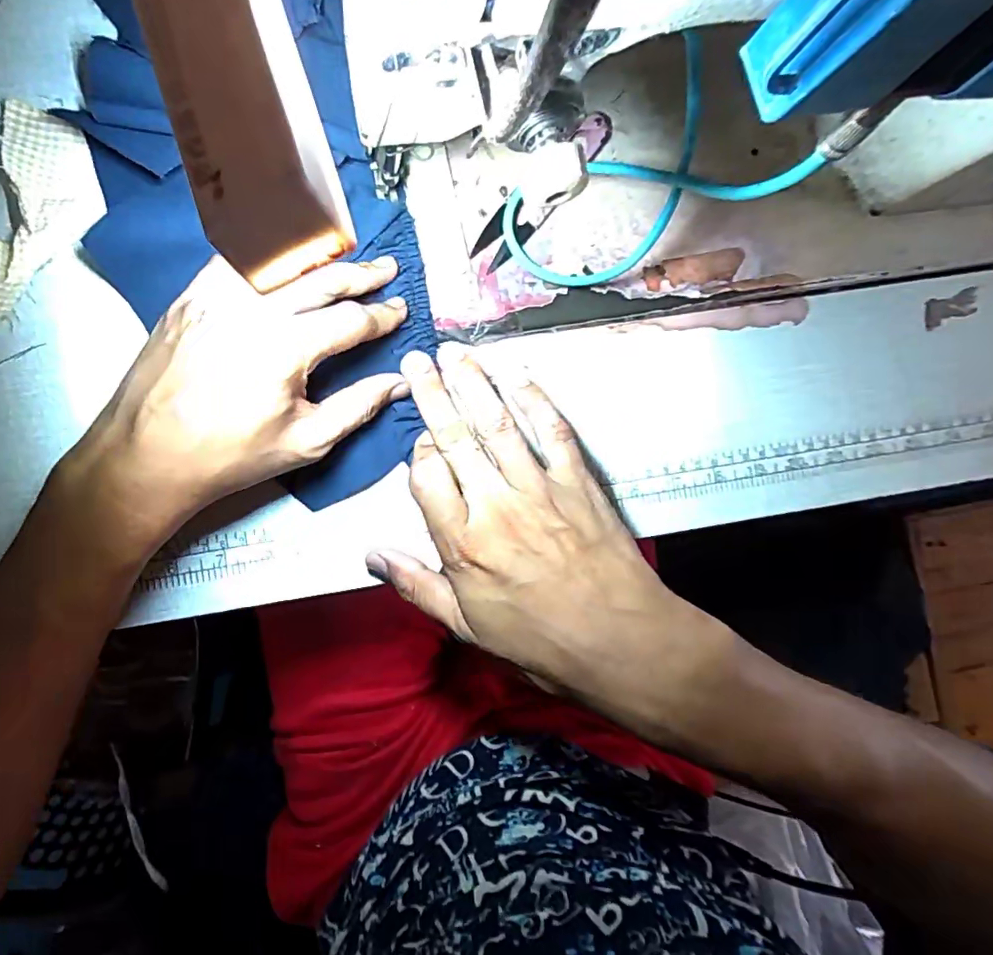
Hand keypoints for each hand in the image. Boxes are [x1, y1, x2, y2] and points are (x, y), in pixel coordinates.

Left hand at [50, 255, 409, 566]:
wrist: (146, 456)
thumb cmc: (228, 456)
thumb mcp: (305, 442)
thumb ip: (358, 406)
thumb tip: (397, 382)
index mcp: (283, 349)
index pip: (349, 319)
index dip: (382, 316)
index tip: (401, 312)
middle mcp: (249, 312)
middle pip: (320, 278)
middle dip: (361, 273)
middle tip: (387, 269)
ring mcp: (214, 299)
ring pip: (279, 262)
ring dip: (318, 259)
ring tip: (344, 258)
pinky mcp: (189, 298)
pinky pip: (236, 262)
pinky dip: (267, 258)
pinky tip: (284, 262)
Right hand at [369, 344, 735, 731]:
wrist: (619, 638)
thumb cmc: (541, 639)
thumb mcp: (467, 626)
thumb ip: (417, 586)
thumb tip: (373, 556)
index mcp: (463, 544)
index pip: (426, 477)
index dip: (418, 450)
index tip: (419, 439)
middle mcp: (496, 506)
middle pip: (456, 438)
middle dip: (434, 394)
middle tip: (418, 360)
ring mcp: (539, 489)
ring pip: (498, 424)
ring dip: (475, 383)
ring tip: (456, 353)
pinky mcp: (577, 481)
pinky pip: (552, 431)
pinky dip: (534, 399)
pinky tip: (517, 374)